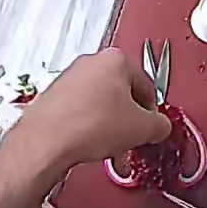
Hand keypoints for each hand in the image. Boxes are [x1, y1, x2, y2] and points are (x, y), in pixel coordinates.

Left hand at [0, 48, 171, 180]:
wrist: (46, 141)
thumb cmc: (91, 125)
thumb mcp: (143, 128)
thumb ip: (160, 125)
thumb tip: (160, 127)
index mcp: (117, 59)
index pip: (146, 87)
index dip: (151, 112)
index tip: (150, 128)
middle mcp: (92, 62)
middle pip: (122, 94)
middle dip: (128, 119)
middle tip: (131, 139)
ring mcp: (70, 77)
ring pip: (101, 103)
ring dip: (110, 125)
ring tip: (110, 147)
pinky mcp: (54, 95)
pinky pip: (81, 110)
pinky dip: (89, 126)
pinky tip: (90, 145)